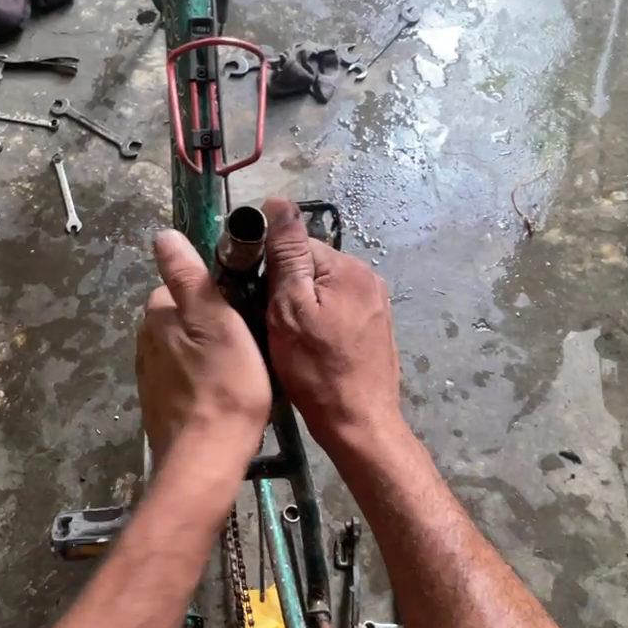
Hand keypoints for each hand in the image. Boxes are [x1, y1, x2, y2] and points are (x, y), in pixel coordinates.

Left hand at [135, 230, 270, 464]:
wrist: (206, 456)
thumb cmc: (224, 384)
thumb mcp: (217, 320)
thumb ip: (188, 276)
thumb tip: (162, 235)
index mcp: (159, 314)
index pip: (184, 284)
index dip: (215, 293)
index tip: (242, 308)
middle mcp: (146, 340)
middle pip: (183, 315)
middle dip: (209, 321)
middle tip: (246, 339)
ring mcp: (150, 373)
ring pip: (183, 345)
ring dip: (204, 350)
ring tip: (238, 367)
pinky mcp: (158, 401)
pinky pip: (182, 375)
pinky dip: (198, 377)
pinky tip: (221, 390)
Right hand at [262, 198, 404, 452]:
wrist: (359, 422)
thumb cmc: (317, 370)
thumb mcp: (289, 309)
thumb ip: (286, 255)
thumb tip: (278, 204)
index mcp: (346, 268)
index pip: (295, 245)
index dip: (268, 265)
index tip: (252, 293)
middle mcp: (367, 277)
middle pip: (310, 266)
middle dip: (285, 285)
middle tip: (267, 319)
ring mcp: (375, 303)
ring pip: (321, 288)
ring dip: (301, 304)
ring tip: (286, 335)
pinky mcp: (375, 326)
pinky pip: (336, 308)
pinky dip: (318, 319)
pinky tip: (309, 344)